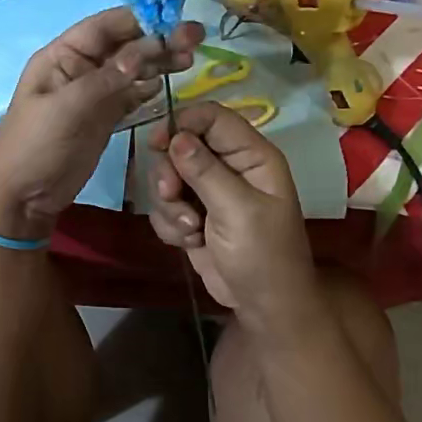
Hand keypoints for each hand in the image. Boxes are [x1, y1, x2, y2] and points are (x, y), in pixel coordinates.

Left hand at [0, 9, 200, 239]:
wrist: (23, 197)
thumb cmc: (36, 147)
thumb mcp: (67, 109)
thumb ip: (107, 79)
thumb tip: (146, 49)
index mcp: (62, 56)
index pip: (106, 27)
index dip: (141, 20)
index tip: (177, 20)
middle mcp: (80, 68)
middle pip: (124, 45)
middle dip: (158, 39)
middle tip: (196, 39)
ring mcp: (94, 94)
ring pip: (132, 69)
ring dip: (160, 61)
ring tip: (191, 59)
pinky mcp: (104, 117)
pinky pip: (132, 95)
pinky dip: (150, 88)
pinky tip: (170, 82)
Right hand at [147, 103, 318, 324]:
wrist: (262, 304)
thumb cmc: (263, 254)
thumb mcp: (237, 210)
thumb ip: (205, 171)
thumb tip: (176, 136)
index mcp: (252, 156)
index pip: (212, 118)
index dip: (183, 123)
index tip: (158, 143)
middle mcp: (229, 168)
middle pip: (181, 147)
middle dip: (170, 173)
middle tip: (171, 194)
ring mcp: (209, 194)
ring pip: (168, 179)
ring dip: (169, 205)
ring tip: (189, 229)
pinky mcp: (192, 217)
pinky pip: (165, 207)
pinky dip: (170, 225)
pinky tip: (188, 242)